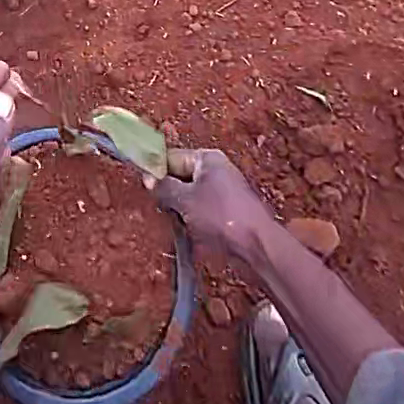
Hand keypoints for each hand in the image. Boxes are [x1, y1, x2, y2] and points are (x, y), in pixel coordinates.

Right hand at [153, 148, 277, 264]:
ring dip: (180, 208)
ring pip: (190, 195)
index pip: (172, 157)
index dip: (157, 171)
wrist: (258, 246)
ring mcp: (224, 191)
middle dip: (169, 192)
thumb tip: (148, 179)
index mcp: (207, 158)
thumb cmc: (220, 216)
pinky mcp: (228, 211)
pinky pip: (202, 210)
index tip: (145, 187)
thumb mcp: (185, 200)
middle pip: (182, 176)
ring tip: (174, 222)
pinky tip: (188, 231)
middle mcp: (216, 170)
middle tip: (159, 207)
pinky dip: (193, 219)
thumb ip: (164, 187)